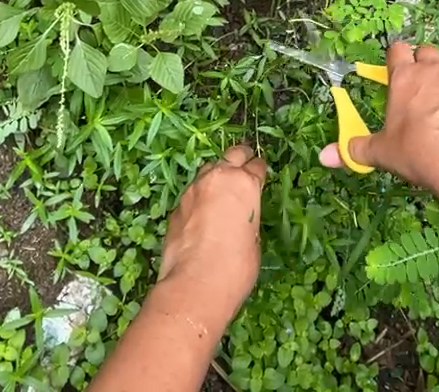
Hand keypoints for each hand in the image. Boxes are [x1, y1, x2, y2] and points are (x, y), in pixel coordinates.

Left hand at [158, 144, 267, 313]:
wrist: (195, 284)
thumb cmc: (237, 267)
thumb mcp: (254, 238)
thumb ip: (248, 217)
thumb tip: (240, 218)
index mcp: (245, 183)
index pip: (257, 165)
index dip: (260, 172)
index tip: (261, 178)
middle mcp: (219, 178)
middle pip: (233, 154)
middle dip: (241, 159)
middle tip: (245, 167)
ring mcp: (195, 189)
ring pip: (209, 170)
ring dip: (217, 176)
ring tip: (221, 192)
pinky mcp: (178, 205)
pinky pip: (193, 193)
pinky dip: (200, 198)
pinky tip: (203, 215)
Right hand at [318, 42, 438, 194]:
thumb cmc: (416, 151)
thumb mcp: (381, 152)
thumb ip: (354, 149)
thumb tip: (325, 157)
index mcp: (403, 77)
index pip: (397, 49)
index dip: (396, 57)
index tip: (396, 70)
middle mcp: (431, 70)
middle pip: (426, 49)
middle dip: (422, 60)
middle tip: (419, 82)